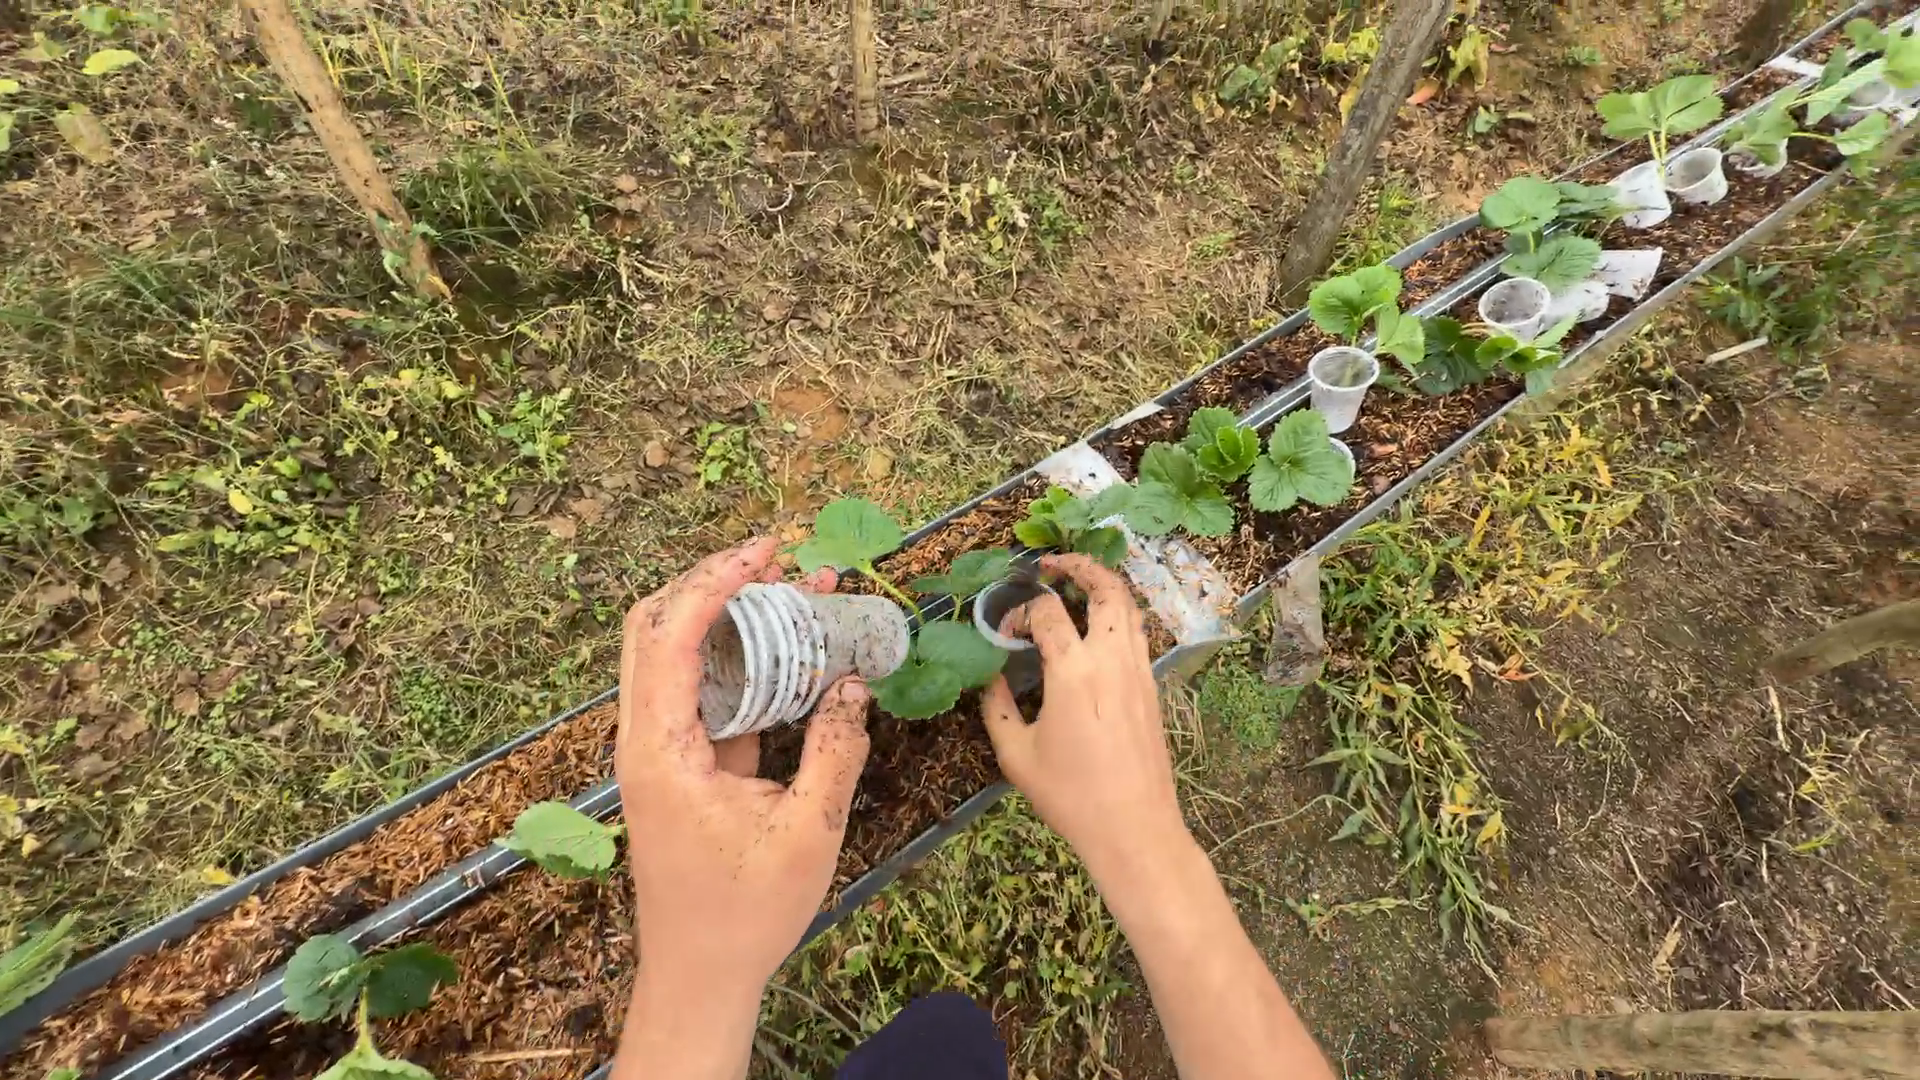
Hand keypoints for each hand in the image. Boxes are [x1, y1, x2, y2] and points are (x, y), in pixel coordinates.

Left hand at [614, 537, 871, 1002]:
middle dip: (715, 582)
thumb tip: (854, 682)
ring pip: (682, 653)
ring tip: (799, 592)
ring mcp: (664, 746)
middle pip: (657, 628)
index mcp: (663, 751)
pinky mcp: (686, 758)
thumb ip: (835, 750)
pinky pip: (710, 688)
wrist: (701, 975)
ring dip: (735, 616)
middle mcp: (649, 737)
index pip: (670, 639)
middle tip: (778, 560)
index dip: (714, 584)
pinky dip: (747, 658)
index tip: (766, 552)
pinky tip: (795, 650)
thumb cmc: (746, 913)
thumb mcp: (808, 832)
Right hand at [979, 553, 1189, 882]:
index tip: (1003, 631)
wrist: (1135, 828)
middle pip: (1106, 588)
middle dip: (1079, 566)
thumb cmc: (1071, 795)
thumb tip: (990, 678)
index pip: (1047, 612)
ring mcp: (1138, 670)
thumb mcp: (1016, 756)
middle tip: (1051, 565)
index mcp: (1074, 672)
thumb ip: (996, 708)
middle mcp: (1111, 659)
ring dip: (1104, 585)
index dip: (1020, 610)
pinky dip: (1117, 614)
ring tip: (1077, 583)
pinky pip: (1137, 632)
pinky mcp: (1152, 686)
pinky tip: (1097, 627)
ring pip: (1129, 607)